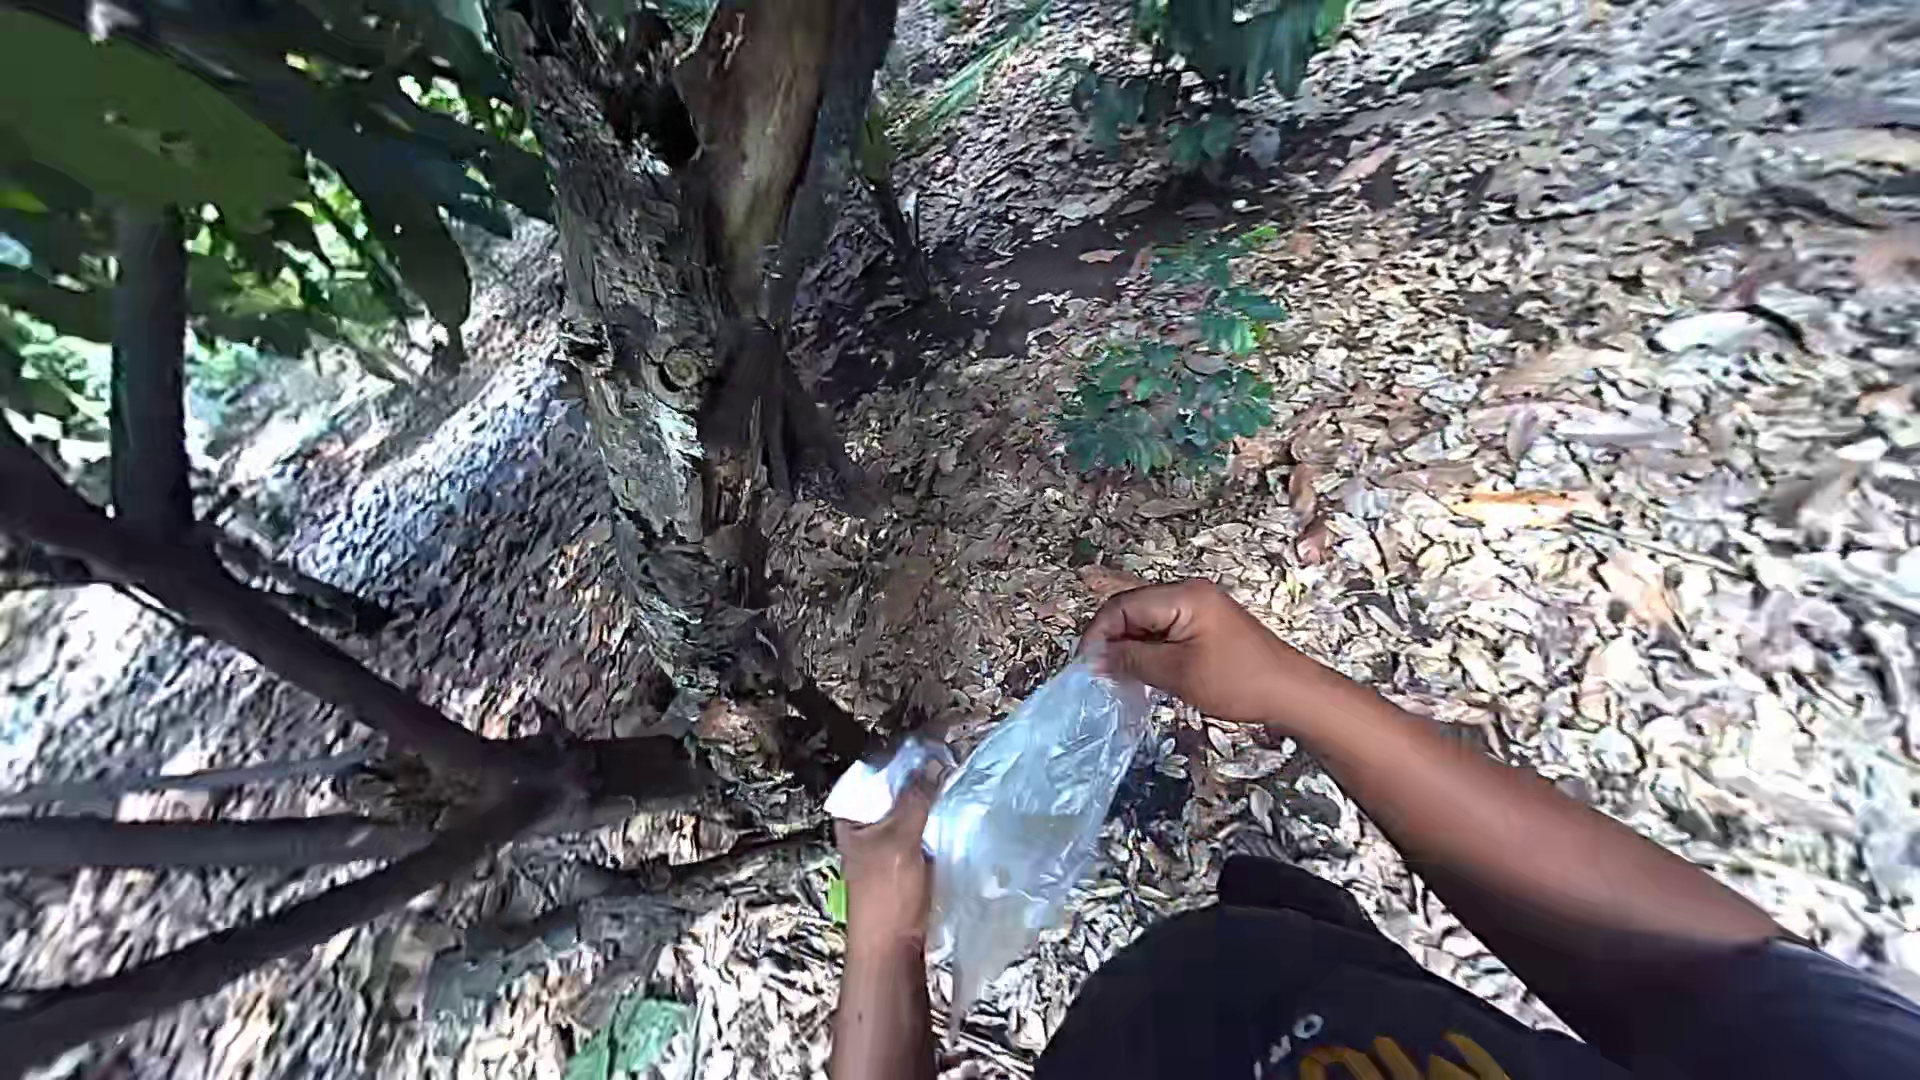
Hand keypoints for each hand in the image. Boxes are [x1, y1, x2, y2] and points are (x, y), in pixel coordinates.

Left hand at [834, 765, 940, 950]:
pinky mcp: (909, 848)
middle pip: (896, 784)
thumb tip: (936, 762)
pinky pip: (924, 818)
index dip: (902, 755)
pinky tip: (956, 794)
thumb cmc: (886, 893)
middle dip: (921, 770)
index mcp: (853, 813)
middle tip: (949, 751)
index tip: (931, 740)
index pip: (876, 770)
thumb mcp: (899, 839)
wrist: (894, 948)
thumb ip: (916, 799)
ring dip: (932, 788)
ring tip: (955, 766)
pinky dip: (938, 807)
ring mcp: (889, 834)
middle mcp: (868, 819)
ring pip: (912, 800)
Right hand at [1080, 579, 1330, 728]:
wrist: (1293, 693)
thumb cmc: (1238, 682)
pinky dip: (1147, 646)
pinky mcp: (1203, 620)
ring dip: (1128, 644)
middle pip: (1132, 608)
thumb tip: (1096, 658)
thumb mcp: (1177, 673)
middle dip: (1111, 638)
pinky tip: (1142, 668)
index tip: (1086, 663)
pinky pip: (1162, 627)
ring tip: (1117, 673)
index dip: (1098, 633)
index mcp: (1182, 595)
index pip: (1122, 605)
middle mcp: (1187, 591)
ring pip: (1145, 619)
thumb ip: (1132, 660)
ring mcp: (1197, 604)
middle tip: (1099, 671)